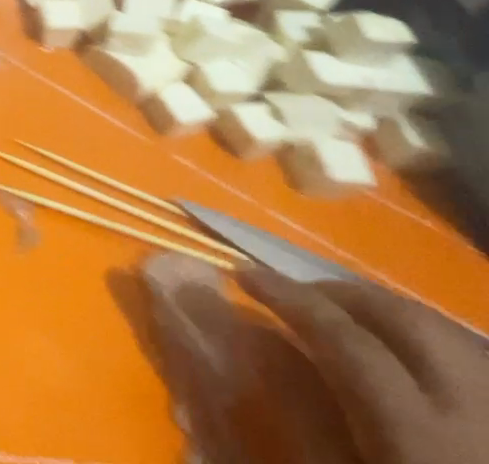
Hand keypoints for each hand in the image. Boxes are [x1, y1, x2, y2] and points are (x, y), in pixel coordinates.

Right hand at [244, 269, 488, 463]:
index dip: (287, 297)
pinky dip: (435, 345)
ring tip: (345, 316)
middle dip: (340, 293)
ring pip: (451, 333)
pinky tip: (410, 358)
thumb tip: (255, 348)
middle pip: (405, 319)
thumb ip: (306, 418)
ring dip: (389, 314)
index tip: (241, 276)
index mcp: (418, 429)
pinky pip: (479, 362)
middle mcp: (473, 408)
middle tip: (292, 292)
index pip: (343, 336)